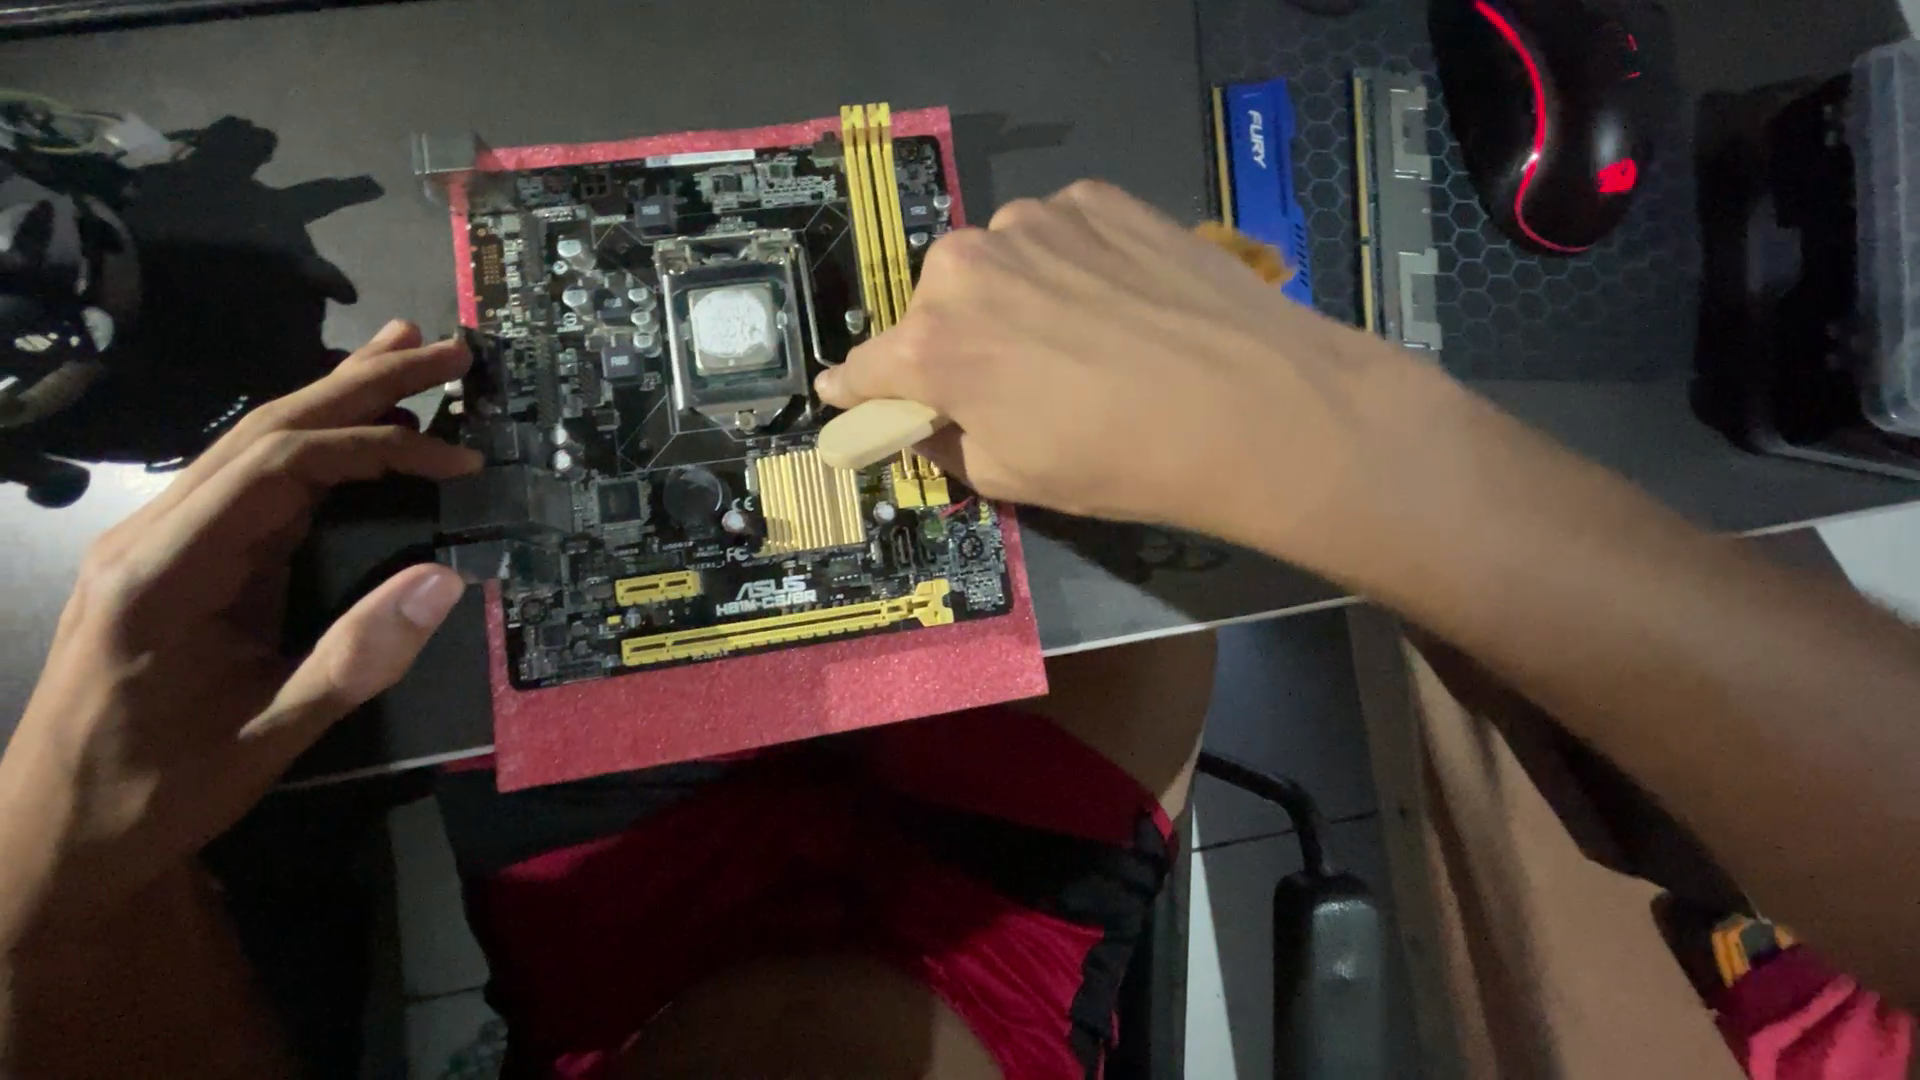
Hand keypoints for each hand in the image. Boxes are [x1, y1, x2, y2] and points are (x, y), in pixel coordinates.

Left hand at [0, 321, 480, 931]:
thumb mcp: (269, 736)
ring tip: (406, 359)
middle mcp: (159, 536)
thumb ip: (355, 659)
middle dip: (362, 383)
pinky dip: (321, 442)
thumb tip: (446, 579)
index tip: (461, 457)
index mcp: (168, 572)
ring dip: (338, 396)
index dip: (379, 447)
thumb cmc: (160, 787)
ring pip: (258, 442)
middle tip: (444, 350)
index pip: (282, 467)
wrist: (57, 832)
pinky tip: (357, 430)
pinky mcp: (187, 557)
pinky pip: (260, 478)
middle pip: (267, 429)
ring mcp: (167, 541)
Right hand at [815, 181, 1464, 561]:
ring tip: (1076, 340)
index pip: (867, 367)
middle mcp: (968, 264)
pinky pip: (1057, 237)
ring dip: (1012, 298)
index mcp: (934, 343)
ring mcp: (1036, 221)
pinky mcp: (1098, 199)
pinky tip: (1113, 303)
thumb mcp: (1010, 478)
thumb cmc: (1117, 460)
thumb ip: (943, 443)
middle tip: (1007, 380)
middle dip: (953, 343)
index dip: (858, 389)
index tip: (851, 396)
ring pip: (997, 264)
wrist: (1251, 404)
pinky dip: (1067, 267)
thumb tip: (918, 421)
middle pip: (935, 308)